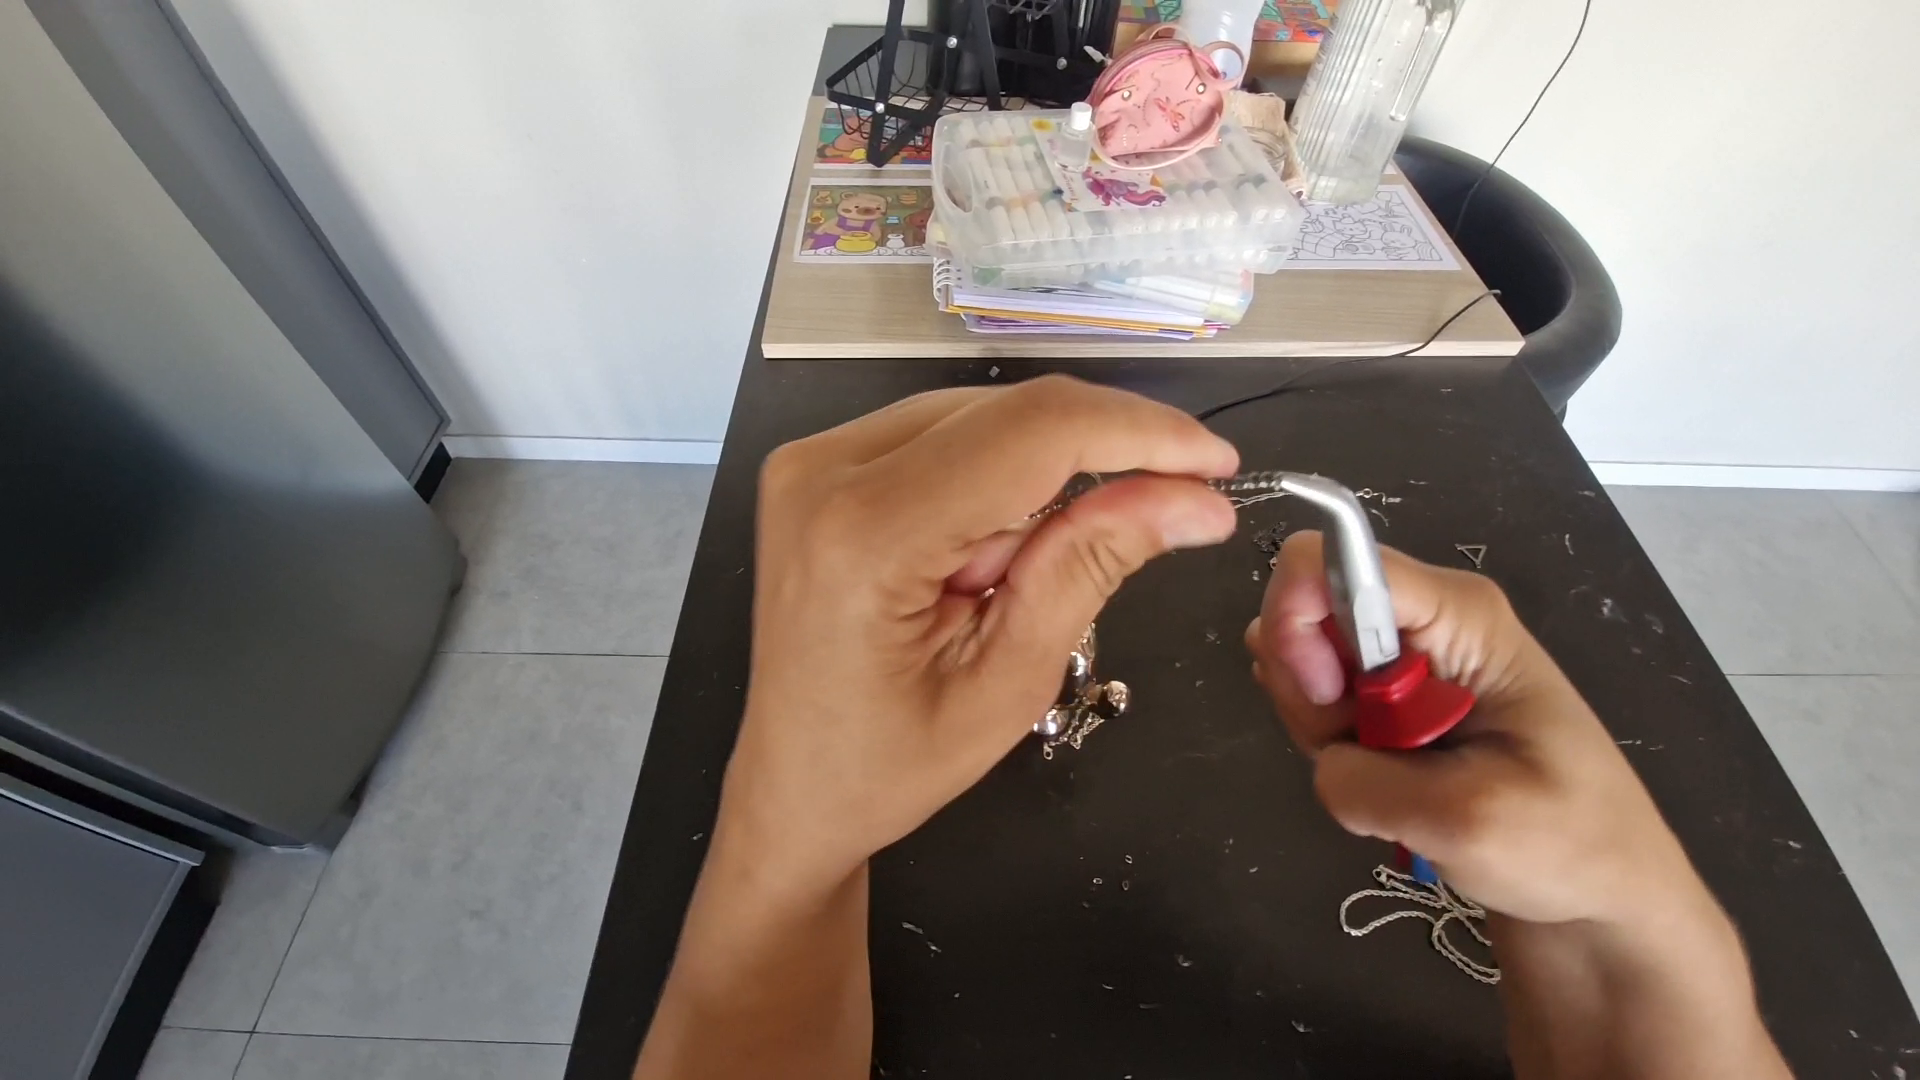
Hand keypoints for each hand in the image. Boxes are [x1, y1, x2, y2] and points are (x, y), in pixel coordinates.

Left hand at [721, 376, 1238, 897]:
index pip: (1031, 434)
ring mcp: (812, 458)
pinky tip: (976, 554)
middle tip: (1147, 521)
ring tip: (1006, 579)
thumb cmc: (891, 763)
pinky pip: (940, 437)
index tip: (1213, 463)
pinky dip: (989, 482)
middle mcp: (824, 469)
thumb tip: (1191, 499)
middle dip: (1093, 459)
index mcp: (864, 533)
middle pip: (1006, 413)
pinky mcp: (818, 463)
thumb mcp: (1009, 682)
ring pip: (978, 418)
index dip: (1139, 433)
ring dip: (1032, 482)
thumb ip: (1092, 567)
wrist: (793, 784)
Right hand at [1245, 530, 1697, 925]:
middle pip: (1300, 609)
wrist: (1602, 883)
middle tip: (1364, 748)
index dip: (1297, 622)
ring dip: (1313, 717)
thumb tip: (1317, 751)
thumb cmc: (1565, 843)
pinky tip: (1372, 763)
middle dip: (1306, 685)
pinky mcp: (1378, 679)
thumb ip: (1363, 780)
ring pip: (1295, 653)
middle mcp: (1419, 613)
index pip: (1321, 561)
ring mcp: (1395, 646)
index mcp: (1456, 612)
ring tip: (1383, 767)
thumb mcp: (1468, 822)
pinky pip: (1305, 685)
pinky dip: (1318, 730)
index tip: (1327, 699)